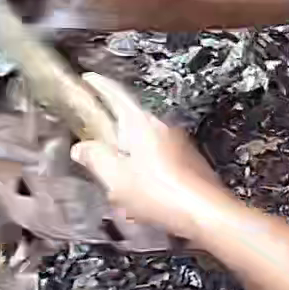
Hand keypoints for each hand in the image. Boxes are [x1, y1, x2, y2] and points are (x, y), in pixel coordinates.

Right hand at [69, 73, 237, 240]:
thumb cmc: (159, 193)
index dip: (99, 85)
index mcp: (141, 123)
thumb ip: (95, 159)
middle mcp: (162, 126)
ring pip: (143, 146)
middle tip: (95, 156)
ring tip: (121, 193)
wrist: (207, 212)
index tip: (88, 77)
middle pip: (129, 123)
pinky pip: (158, 161)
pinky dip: (145, 176)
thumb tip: (82, 146)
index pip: (117, 95)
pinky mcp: (189, 160)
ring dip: (129, 164)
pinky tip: (142, 203)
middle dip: (111, 139)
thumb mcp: (116, 179)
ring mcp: (179, 143)